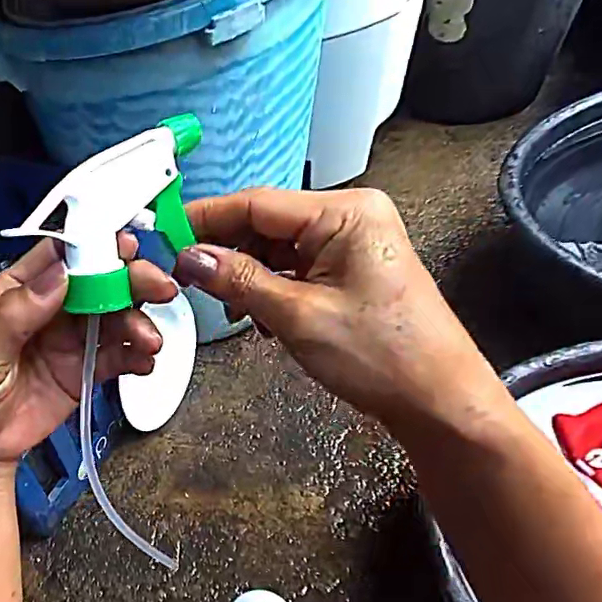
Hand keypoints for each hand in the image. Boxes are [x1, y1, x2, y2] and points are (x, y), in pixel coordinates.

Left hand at [0, 236, 178, 484]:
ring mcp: (67, 341)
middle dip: (129, 281)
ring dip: (136, 323)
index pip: (57, 259)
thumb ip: (15, 315)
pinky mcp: (82, 371)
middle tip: (157, 287)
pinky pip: (115, 356)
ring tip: (149, 341)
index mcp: (14, 294)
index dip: (93, 248)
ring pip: (112, 318)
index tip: (123, 248)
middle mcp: (46, 312)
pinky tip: (144, 361)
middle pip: (96, 283)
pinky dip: (135, 356)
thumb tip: (57, 276)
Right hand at [176, 187, 505, 439]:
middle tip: (187, 280)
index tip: (166, 233)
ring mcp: (350, 245)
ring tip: (232, 310)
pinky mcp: (346, 272)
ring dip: (245, 277)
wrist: (435, 398)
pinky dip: (267, 289)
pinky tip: (258, 316)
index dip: (205, 218)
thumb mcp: (297, 316)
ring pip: (274, 249)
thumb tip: (191, 257)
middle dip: (225, 253)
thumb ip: (239, 281)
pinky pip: (292, 268)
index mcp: (346, 213)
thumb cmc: (383, 355)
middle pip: (264, 224)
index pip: (256, 203)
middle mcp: (350, 218)